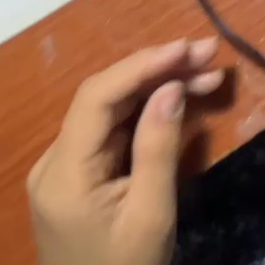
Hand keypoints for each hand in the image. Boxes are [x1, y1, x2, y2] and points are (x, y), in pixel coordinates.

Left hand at [28, 39, 225, 264]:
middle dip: (157, 69)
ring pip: (113, 109)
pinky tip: (184, 99)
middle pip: (105, 96)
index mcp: (64, 173)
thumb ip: (158, 147)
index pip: (99, 96)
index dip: (143, 64)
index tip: (187, 48)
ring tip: (208, 72)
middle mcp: (55, 163)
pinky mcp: (80, 179)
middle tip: (208, 54)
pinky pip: (115, 131)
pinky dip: (149, 111)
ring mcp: (65, 170)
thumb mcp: (151, 216)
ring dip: (158, 86)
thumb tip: (171, 86)